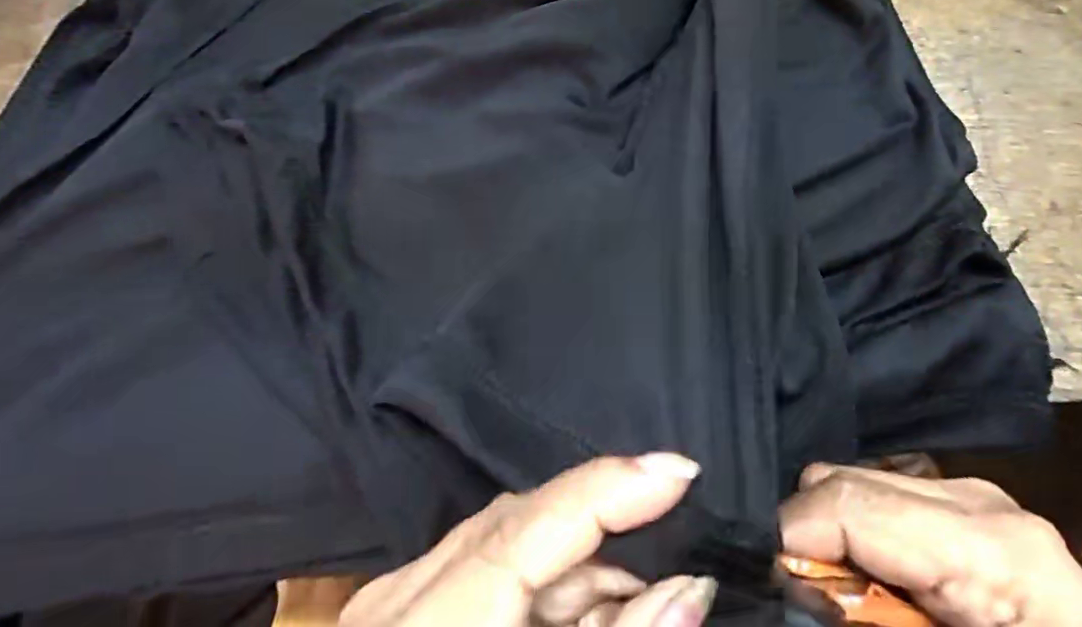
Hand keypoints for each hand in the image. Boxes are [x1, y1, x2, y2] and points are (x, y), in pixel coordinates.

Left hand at [340, 454, 718, 626]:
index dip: (612, 487)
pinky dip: (548, 599)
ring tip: (629, 617)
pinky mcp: (395, 615)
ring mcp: (390, 607)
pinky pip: (491, 575)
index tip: (683, 470)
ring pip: (513, 546)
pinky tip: (585, 623)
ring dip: (582, 577)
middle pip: (526, 524)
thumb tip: (691, 589)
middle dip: (608, 538)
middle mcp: (400, 602)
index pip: (530, 525)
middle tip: (676, 562)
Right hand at [779, 465, 1081, 626]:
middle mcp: (985, 504)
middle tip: (792, 600)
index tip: (756, 584)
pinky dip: (862, 540)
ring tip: (833, 599)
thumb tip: (785, 580)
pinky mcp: (976, 514)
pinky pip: (891, 501)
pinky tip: (872, 591)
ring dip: (831, 539)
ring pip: (863, 482)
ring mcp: (983, 502)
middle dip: (804, 538)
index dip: (788, 540)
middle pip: (850, 481)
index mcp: (993, 551)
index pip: (854, 504)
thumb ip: (857, 614)